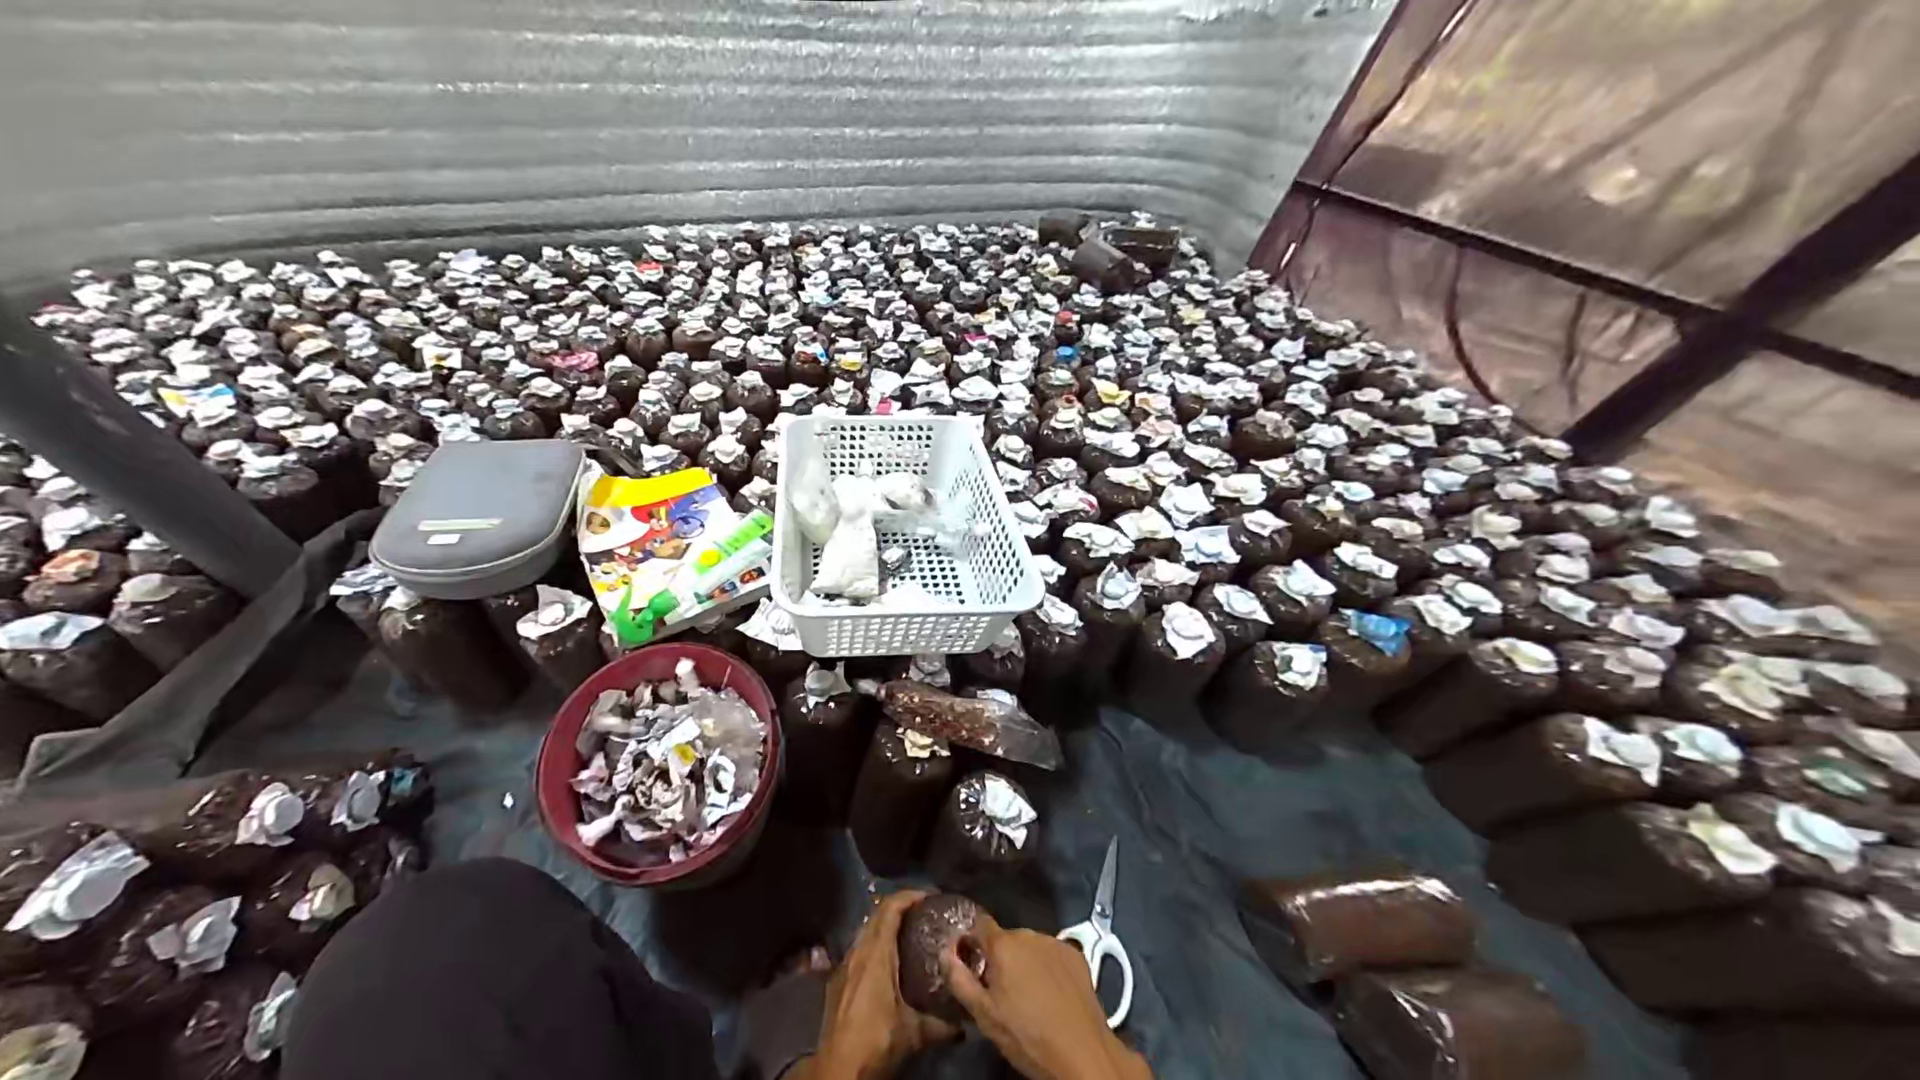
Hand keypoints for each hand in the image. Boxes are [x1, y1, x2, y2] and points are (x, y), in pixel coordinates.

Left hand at [810, 889, 959, 1079]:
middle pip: (876, 914)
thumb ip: (942, 1024)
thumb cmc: (877, 1042)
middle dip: (899, 906)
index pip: (890, 909)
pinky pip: (858, 949)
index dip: (909, 896)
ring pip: (865, 931)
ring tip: (908, 931)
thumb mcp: (914, 1033)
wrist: (838, 1072)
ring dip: (884, 924)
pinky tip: (887, 960)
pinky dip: (874, 943)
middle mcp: (857, 953)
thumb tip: (965, 1023)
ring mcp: (844, 966)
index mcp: (876, 955)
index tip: (930, 896)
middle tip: (924, 911)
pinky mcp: (836, 981)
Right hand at [941, 914, 1150, 1079]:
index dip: (972, 940)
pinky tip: (1051, 992)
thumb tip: (946, 953)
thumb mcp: (984, 1016)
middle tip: (1001, 989)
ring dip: (1025, 961)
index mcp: (1003, 945)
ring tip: (1028, 994)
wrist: (1081, 1052)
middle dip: (1001, 957)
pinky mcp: (1076, 954)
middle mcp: (1029, 934)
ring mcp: (1055, 942)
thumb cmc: (1027, 1036)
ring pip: (1030, 946)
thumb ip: (960, 980)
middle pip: (1006, 938)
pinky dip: (1048, 966)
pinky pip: (1052, 953)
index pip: (979, 925)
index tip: (970, 959)